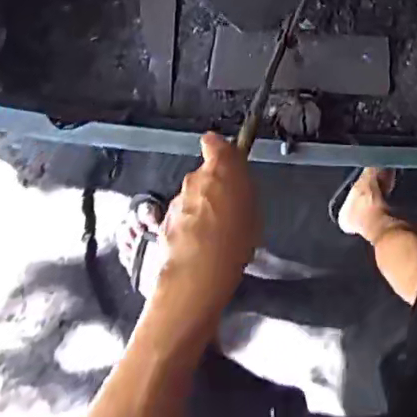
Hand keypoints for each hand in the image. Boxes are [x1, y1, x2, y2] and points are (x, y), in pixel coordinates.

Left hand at [152, 133, 258, 316]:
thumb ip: (242, 187)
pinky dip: (189, 226)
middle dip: (213, 186)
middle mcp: (195, 178)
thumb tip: (236, 184)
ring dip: (201, 208)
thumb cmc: (235, 237)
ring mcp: (176, 200)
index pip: (214, 141)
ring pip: (192, 197)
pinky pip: (181, 218)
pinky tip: (201, 245)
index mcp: (221, 167)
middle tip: (228, 206)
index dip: (219, 148)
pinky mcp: (163, 223)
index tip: (227, 158)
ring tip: (215, 232)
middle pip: (204, 173)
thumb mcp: (254, 207)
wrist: (198, 274)